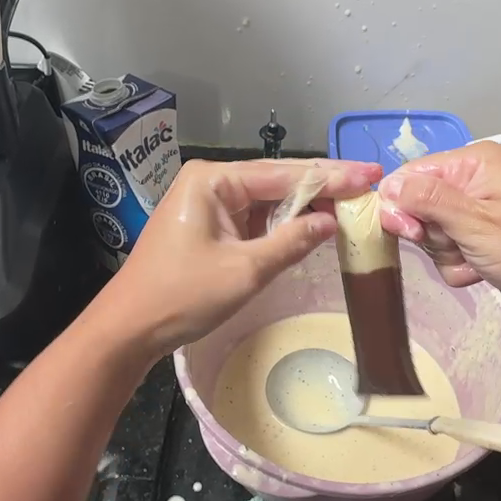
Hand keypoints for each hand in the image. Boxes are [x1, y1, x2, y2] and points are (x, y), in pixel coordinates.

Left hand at [96, 158, 382, 355]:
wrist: (129, 327)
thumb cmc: (182, 296)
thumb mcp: (245, 271)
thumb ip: (291, 242)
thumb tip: (331, 223)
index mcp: (214, 181)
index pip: (285, 173)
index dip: (331, 176)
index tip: (370, 174)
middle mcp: (212, 183)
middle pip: (279, 181)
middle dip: (323, 186)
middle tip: (370, 184)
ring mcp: (209, 204)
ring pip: (269, 201)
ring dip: (306, 208)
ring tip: (353, 205)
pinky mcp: (210, 226)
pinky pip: (255, 219)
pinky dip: (284, 226)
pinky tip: (316, 226)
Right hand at [378, 143, 500, 304]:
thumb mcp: (477, 225)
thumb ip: (428, 202)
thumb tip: (387, 185)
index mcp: (473, 163)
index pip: (409, 176)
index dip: (400, 206)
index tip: (410, 234)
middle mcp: (475, 179)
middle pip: (419, 206)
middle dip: (432, 236)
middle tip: (460, 248)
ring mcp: (483, 208)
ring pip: (435, 233)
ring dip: (449, 255)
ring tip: (479, 262)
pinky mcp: (489, 234)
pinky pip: (455, 249)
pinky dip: (463, 264)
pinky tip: (483, 271)